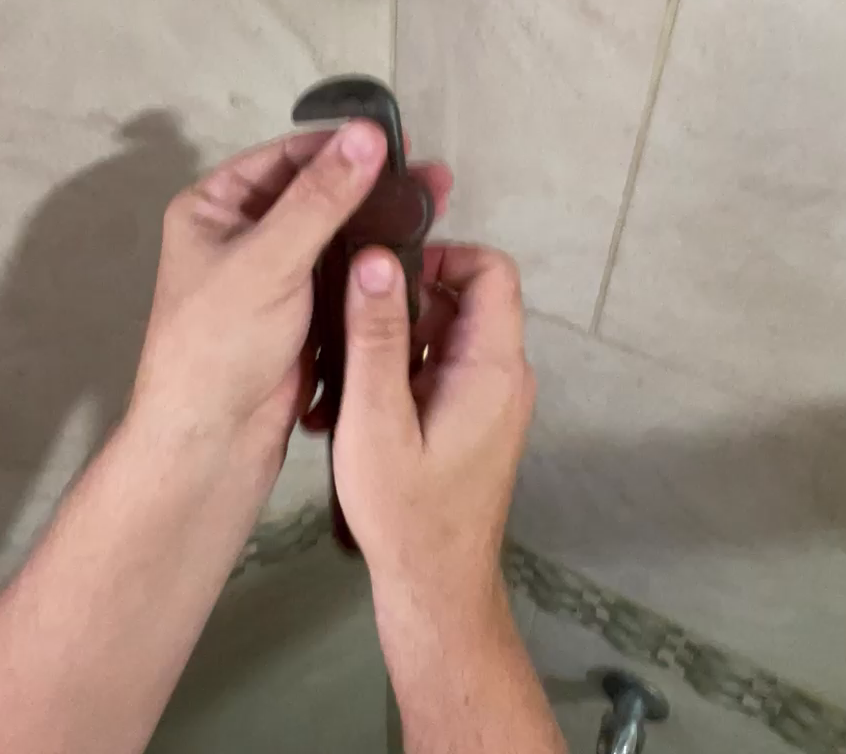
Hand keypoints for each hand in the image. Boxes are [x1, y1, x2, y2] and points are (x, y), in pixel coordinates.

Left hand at [128, 122, 451, 457]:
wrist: (214, 444)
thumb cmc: (222, 344)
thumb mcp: (269, 261)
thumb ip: (321, 198)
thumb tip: (367, 134)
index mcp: (215, 207)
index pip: (287, 158)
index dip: (341, 145)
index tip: (397, 140)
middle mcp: (244, 233)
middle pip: (317, 193)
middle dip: (372, 185)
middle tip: (432, 179)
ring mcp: (276, 273)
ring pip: (336, 233)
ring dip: (380, 221)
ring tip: (435, 207)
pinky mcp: (303, 308)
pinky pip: (344, 271)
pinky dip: (376, 260)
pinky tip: (415, 251)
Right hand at [331, 243, 533, 605]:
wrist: (435, 588)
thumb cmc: (406, 510)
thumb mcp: (378, 419)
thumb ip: (378, 336)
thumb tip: (376, 257)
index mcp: (493, 364)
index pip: (491, 270)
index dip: (443, 256)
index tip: (386, 275)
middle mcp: (503, 372)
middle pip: (464, 299)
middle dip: (405, 301)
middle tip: (349, 325)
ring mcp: (490, 395)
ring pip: (446, 333)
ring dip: (396, 339)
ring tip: (342, 369)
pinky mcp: (472, 415)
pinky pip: (440, 366)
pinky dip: (402, 369)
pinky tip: (355, 401)